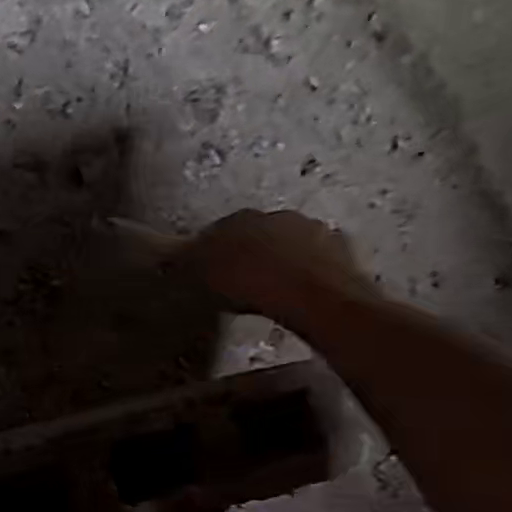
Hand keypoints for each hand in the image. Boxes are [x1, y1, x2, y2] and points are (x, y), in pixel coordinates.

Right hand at [178, 208, 374, 319]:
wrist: (314, 296)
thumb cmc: (249, 284)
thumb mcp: (199, 278)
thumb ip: (185, 263)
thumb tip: (169, 258)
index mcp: (239, 218)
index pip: (215, 230)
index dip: (207, 250)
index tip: (203, 270)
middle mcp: (277, 215)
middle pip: (255, 233)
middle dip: (246, 250)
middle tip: (235, 279)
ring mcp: (315, 229)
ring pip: (287, 243)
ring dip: (277, 259)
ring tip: (266, 287)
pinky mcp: (342, 250)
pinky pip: (314, 259)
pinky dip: (303, 271)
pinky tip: (293, 291)